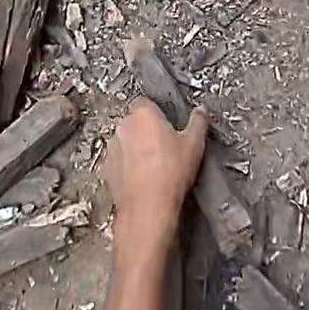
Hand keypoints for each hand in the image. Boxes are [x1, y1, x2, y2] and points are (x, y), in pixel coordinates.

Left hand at [101, 99, 208, 266]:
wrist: (148, 206)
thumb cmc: (170, 173)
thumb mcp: (194, 144)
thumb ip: (198, 122)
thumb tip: (202, 112)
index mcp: (144, 114)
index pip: (147, 102)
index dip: (158, 113)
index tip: (168, 126)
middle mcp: (124, 126)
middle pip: (135, 121)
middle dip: (147, 131)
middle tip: (164, 146)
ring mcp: (112, 147)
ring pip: (125, 141)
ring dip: (135, 147)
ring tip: (154, 165)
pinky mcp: (106, 167)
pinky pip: (118, 160)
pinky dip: (126, 165)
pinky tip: (142, 177)